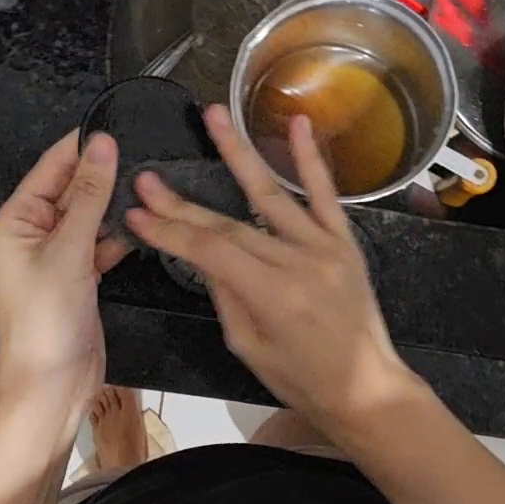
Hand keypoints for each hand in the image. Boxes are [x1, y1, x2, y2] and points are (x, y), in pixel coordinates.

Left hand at [0, 131, 130, 431]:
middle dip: (104, 173)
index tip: (121, 122)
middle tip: (148, 150)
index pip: (51, 168)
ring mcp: (58, 254)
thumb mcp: (69, 251)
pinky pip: (100, 241)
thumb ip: (89, 196)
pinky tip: (145, 222)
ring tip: (154, 181)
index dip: (82, 145)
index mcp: (17, 220)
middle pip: (72, 189)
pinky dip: (119, 235)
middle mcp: (34, 231)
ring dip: (115, 203)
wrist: (52, 386)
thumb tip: (103, 142)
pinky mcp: (80, 274)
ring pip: (90, 215)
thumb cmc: (48, 317)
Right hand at [125, 105, 414, 428]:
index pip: (209, 250)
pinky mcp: (345, 239)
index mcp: (272, 294)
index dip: (170, 229)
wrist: (367, 388)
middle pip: (230, 223)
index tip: (137, 213)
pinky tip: (299, 124)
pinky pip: (326, 194)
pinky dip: (310, 159)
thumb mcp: (247, 346)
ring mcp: (325, 245)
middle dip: (183, 202)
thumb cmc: (302, 379)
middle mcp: (298, 260)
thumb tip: (202, 252)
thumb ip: (225, 293)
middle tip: (148, 177)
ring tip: (214, 115)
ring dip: (239, 152)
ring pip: (270, 194)